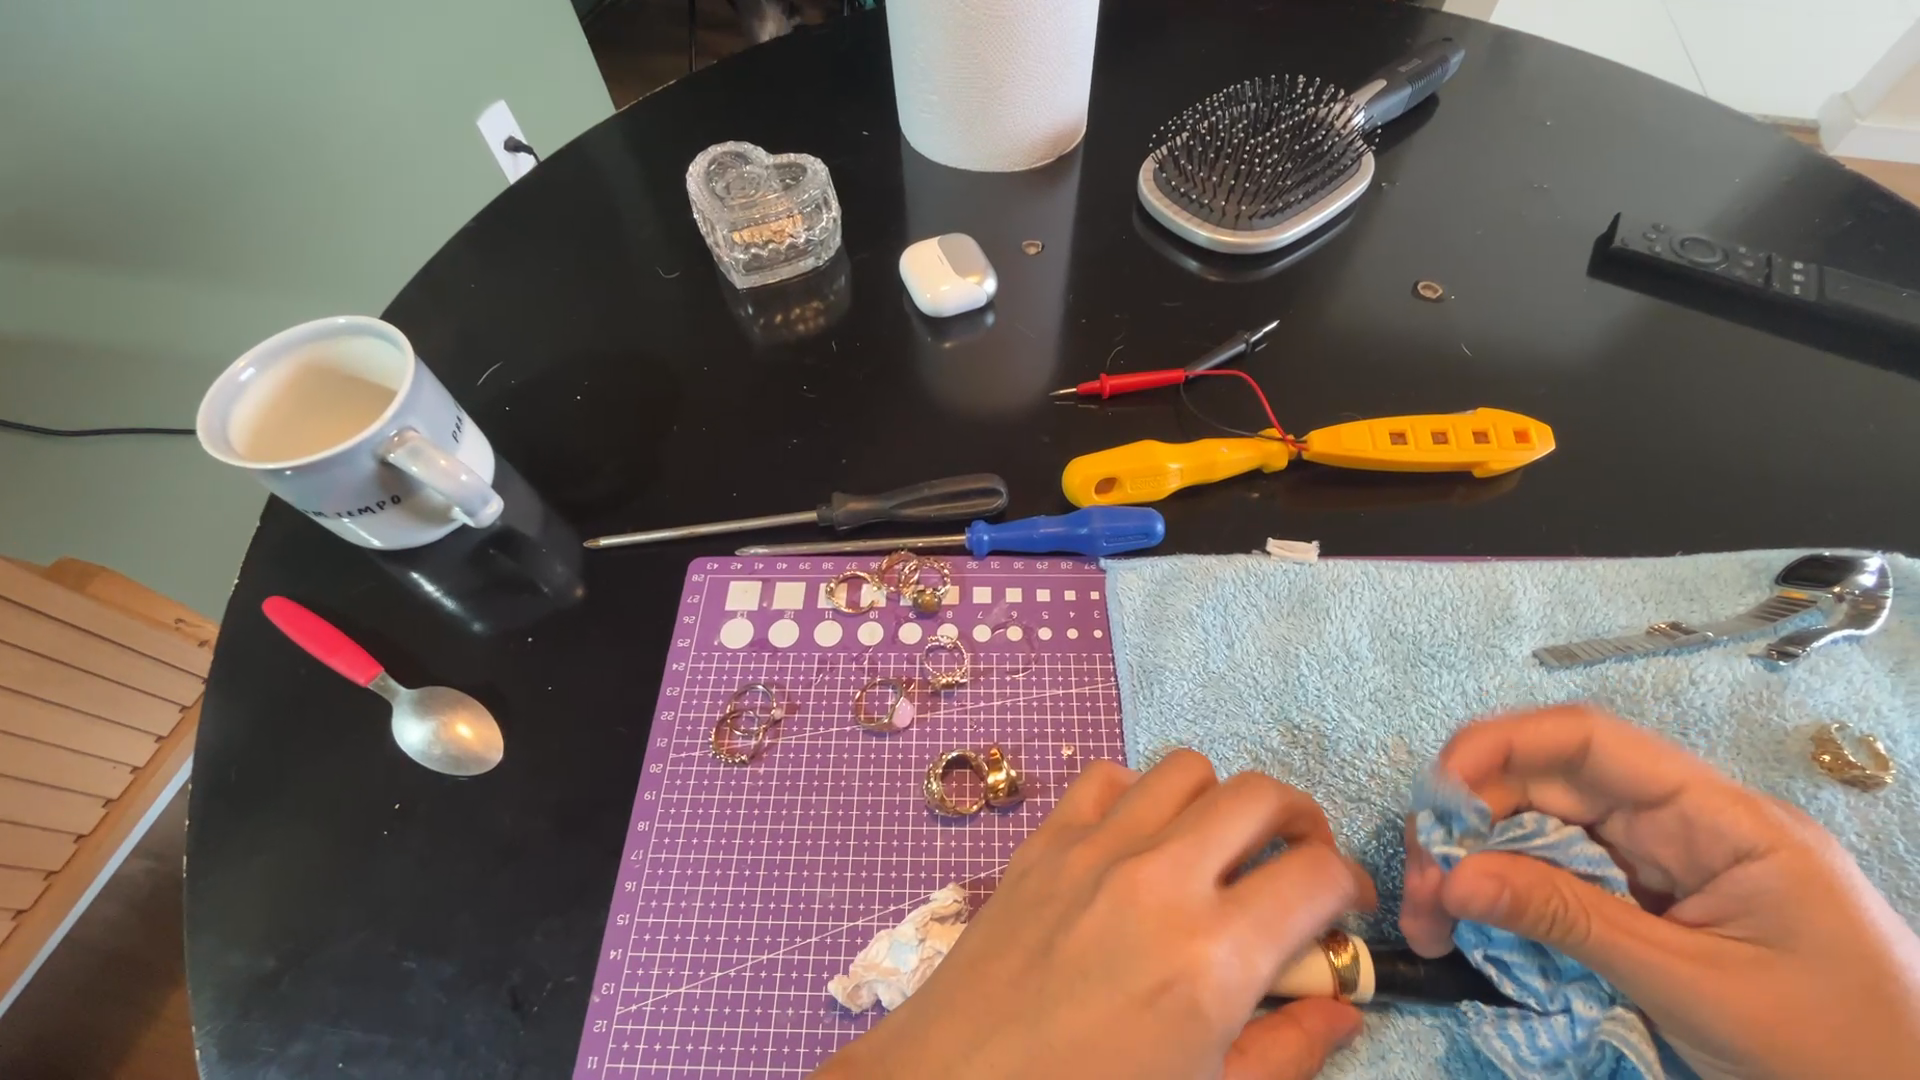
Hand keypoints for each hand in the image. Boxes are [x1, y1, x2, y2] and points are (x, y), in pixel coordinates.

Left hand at [820, 751, 1376, 1079]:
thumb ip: (1288, 1050)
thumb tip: (1344, 1006)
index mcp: (1213, 956)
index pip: (1317, 875)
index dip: (1350, 885)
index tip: (1345, 909)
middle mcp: (1159, 877)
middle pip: (1260, 794)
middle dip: (1300, 820)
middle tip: (1296, 861)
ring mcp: (1095, 845)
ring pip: (1186, 768)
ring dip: (1219, 800)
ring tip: (1215, 846)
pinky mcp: (1045, 837)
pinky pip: (1107, 777)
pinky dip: (1139, 795)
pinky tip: (1136, 838)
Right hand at [1400, 706, 1919, 1079]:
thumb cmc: (1844, 1056)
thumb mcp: (1697, 990)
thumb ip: (1570, 922)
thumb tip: (1451, 882)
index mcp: (1718, 819)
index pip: (1587, 740)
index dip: (1498, 747)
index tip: (1437, 799)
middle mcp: (1675, 822)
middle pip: (1541, 788)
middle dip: (1467, 829)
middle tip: (1422, 891)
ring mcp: (1653, 859)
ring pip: (1533, 831)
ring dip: (1472, 867)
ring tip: (1432, 922)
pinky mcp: (1638, 897)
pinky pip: (1549, 874)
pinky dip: (1501, 896)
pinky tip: (1470, 928)